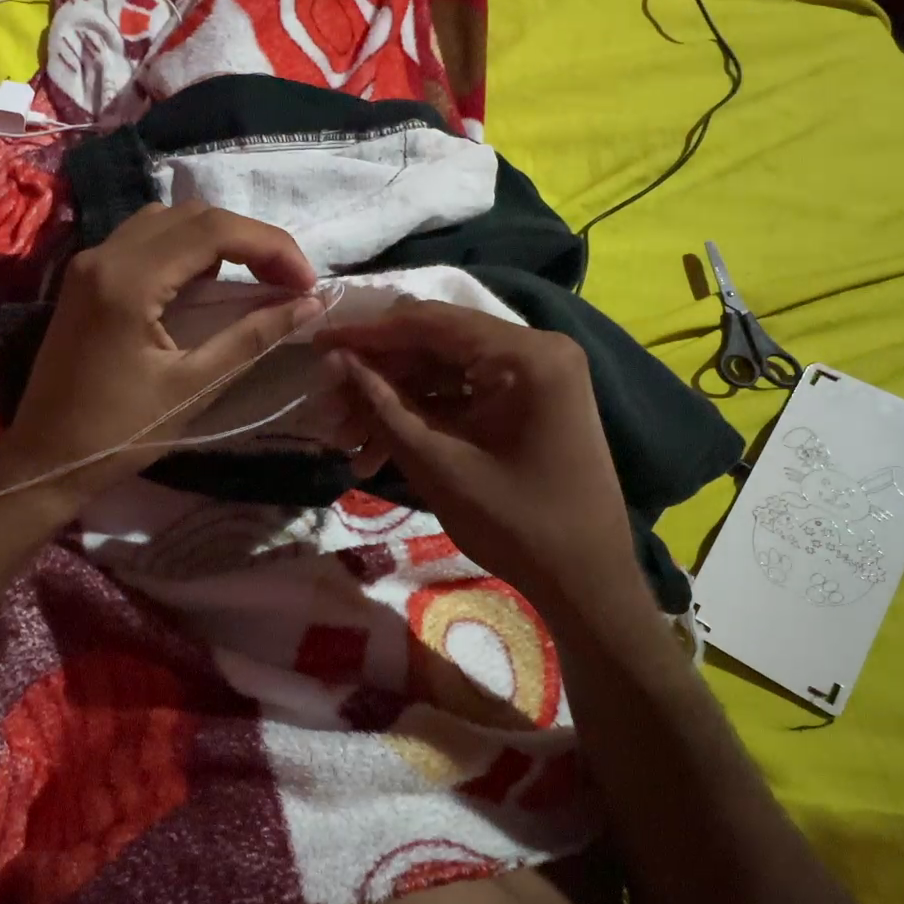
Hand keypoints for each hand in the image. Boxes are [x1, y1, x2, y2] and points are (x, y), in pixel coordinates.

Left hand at [0, 201, 319, 512]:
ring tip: (253, 280)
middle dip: (249, 240)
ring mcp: (89, 263)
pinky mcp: (84, 278)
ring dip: (216, 240)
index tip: (307, 284)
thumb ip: (252, 337)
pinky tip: (205, 284)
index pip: (214, 229)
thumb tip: (310, 305)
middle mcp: (104, 255)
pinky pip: (143, 241)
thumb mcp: (193, 387)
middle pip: (192, 215)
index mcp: (127, 280)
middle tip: (287, 283)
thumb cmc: (119, 433)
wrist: (44, 459)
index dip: (271, 247)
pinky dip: (183, 250)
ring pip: (166, 221)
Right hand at [313, 301, 641, 605]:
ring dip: (393, 401)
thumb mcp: (435, 462)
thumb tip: (335, 362)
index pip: (428, 322)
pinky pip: (462, 394)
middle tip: (328, 407)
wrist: (586, 581)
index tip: (317, 345)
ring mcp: (533, 375)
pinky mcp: (527, 401)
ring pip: (442, 372)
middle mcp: (534, 350)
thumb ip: (381, 404)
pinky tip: (380, 450)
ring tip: (347, 441)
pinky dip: (421, 416)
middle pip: (434, 344)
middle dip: (376, 376)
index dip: (366, 334)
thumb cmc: (515, 523)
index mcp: (524, 354)